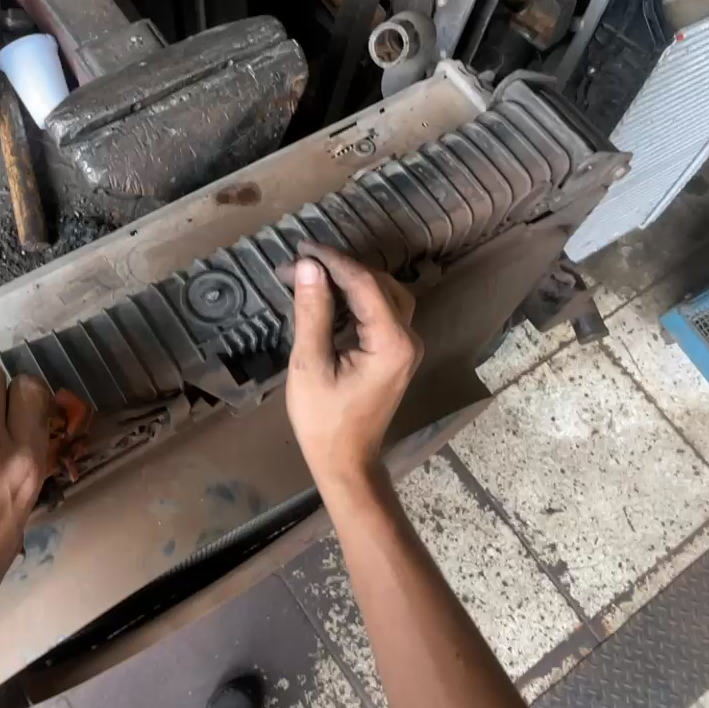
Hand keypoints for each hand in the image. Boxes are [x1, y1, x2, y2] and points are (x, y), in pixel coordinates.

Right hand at [285, 242, 422, 484]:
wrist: (345, 460)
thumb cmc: (323, 419)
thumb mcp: (310, 364)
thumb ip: (312, 312)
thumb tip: (307, 267)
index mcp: (392, 342)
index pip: (365, 283)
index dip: (333, 261)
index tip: (302, 247)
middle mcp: (408, 339)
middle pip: (379, 283)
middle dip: (340, 268)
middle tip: (300, 261)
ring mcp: (406, 347)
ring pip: (384, 294)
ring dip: (349, 281)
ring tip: (310, 274)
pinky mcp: (396, 353)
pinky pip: (381, 312)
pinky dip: (356, 299)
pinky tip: (327, 297)